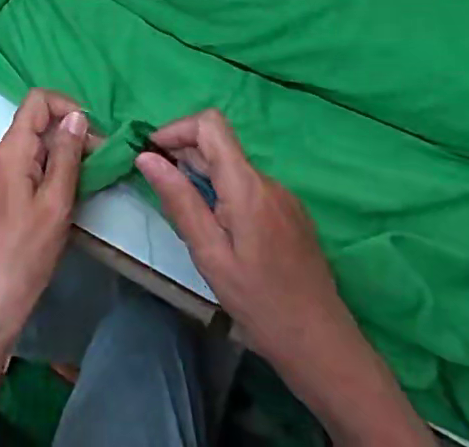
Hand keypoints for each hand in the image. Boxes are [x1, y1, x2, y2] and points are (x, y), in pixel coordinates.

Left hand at [0, 89, 91, 345]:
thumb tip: (77, 116)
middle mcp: (0, 153)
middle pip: (37, 120)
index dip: (67, 106)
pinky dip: (53, 167)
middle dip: (71, 130)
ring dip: (64, 150)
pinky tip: (71, 189)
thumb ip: (67, 155)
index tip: (93, 132)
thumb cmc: (26, 252)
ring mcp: (0, 172)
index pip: (37, 100)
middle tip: (100, 157)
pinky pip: (30, 163)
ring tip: (90, 175)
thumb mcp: (56, 202)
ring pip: (36, 143)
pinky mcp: (4, 191)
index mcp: (10, 149)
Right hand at [133, 109, 348, 364]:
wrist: (321, 343)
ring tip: (183, 212)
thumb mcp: (210, 254)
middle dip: (182, 154)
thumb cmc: (260, 303)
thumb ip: (179, 200)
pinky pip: (247, 186)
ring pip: (231, 166)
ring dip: (200, 175)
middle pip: (219, 144)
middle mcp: (267, 180)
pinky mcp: (289, 212)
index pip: (210, 124)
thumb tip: (146, 157)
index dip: (176, 129)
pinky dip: (221, 191)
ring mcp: (282, 195)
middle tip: (158, 188)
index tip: (152, 154)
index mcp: (247, 186)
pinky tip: (214, 227)